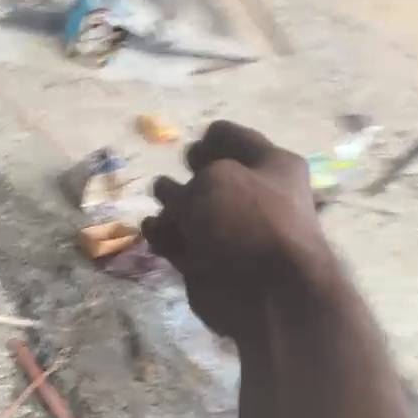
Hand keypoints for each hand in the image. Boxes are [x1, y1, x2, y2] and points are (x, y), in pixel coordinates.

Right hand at [142, 121, 337, 340]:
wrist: (261, 285)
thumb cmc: (245, 222)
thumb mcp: (214, 182)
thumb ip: (189, 182)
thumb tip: (174, 196)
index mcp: (268, 167)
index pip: (239, 141)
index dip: (219, 135)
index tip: (203, 132)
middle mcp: (252, 196)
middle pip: (217, 177)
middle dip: (199, 168)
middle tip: (184, 160)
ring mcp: (228, 231)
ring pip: (193, 212)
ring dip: (174, 204)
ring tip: (156, 196)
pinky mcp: (205, 261)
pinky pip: (178, 242)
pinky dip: (163, 235)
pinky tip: (149, 228)